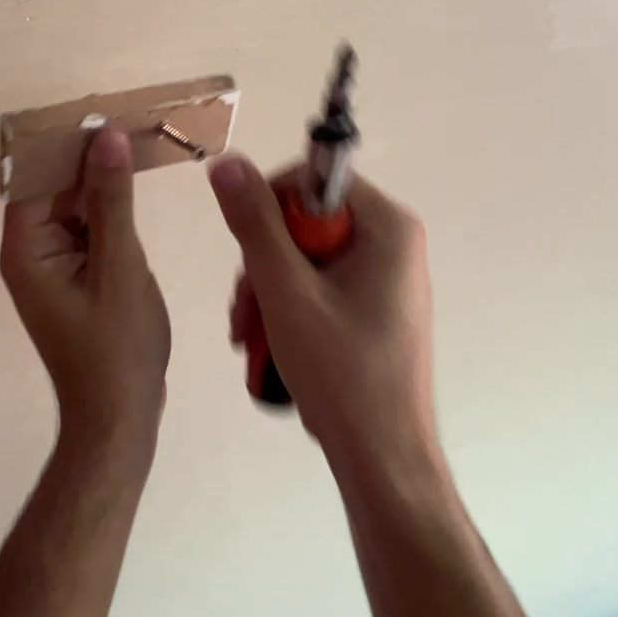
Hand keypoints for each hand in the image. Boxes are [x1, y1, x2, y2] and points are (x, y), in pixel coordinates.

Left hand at [0, 127, 170, 446]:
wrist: (118, 416)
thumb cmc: (117, 348)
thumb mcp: (120, 268)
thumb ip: (111, 202)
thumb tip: (106, 137)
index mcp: (26, 249)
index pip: (34, 177)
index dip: (63, 141)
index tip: (100, 108)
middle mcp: (29, 252)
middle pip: (51, 187)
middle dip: (86, 155)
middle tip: (128, 117)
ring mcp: (51, 265)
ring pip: (71, 205)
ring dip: (101, 178)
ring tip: (137, 137)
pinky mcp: (72, 276)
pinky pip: (85, 228)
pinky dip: (108, 207)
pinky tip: (135, 182)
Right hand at [208, 155, 435, 463]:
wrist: (381, 455)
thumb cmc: (340, 371)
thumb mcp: (285, 292)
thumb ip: (255, 224)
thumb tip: (226, 162)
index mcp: (386, 227)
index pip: (309, 181)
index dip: (265, 212)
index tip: (248, 260)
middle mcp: (391, 244)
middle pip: (301, 224)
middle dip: (261, 267)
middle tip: (244, 315)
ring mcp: (383, 279)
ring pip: (302, 260)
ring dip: (265, 294)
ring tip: (250, 339)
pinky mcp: (372, 310)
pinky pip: (316, 288)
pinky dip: (285, 311)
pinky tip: (269, 346)